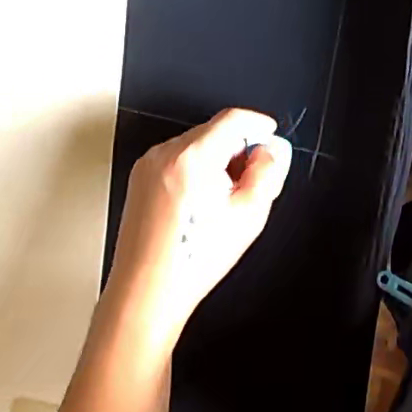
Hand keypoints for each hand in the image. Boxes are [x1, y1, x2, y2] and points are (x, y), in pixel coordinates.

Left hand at [104, 109, 293, 346]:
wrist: (147, 292)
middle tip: (252, 180)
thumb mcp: (248, 215)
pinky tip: (201, 207)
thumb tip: (272, 150)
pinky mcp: (140, 178)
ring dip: (215, 160)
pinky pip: (175, 160)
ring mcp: (148, 165)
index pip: (232, 118)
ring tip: (222, 203)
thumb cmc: (191, 261)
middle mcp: (164, 154)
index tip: (269, 133)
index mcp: (192, 157)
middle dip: (237, 148)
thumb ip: (268, 172)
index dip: (257, 123)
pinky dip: (194, 171)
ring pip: (194, 146)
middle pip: (212, 131)